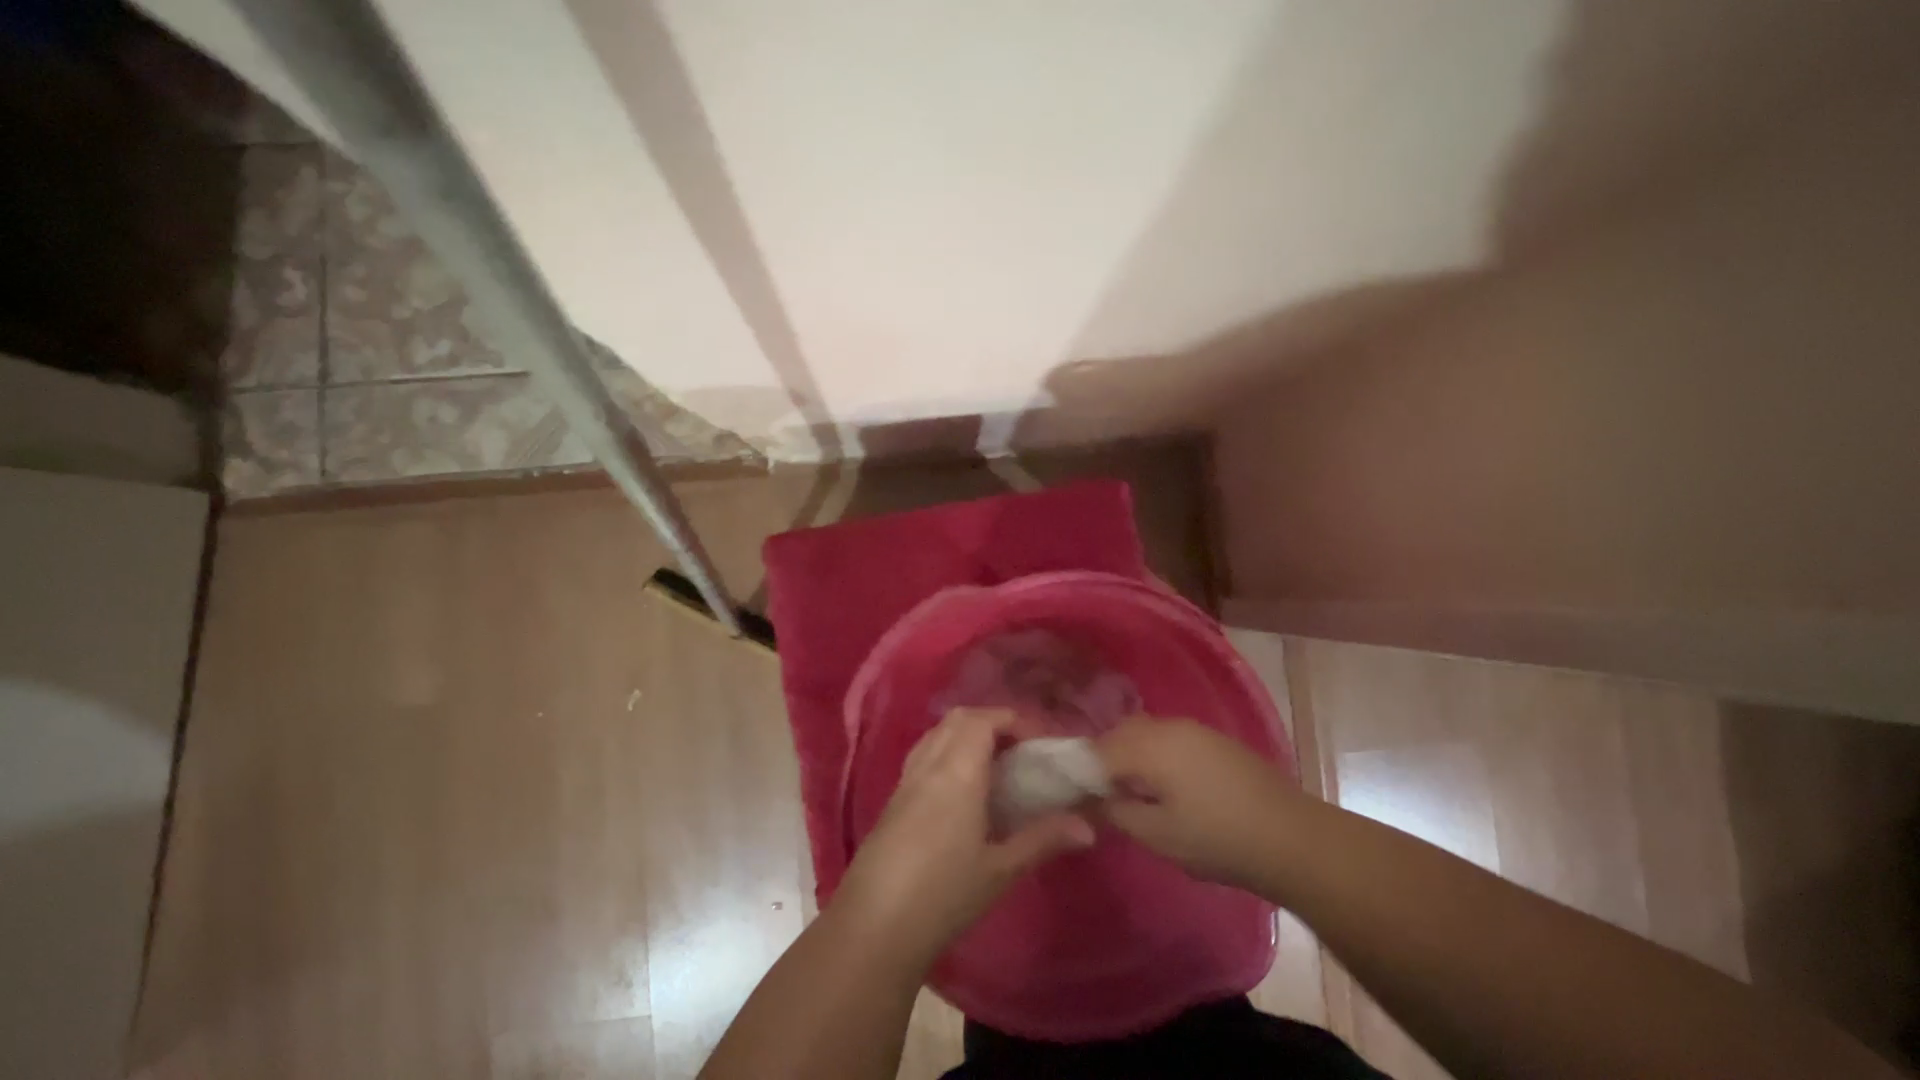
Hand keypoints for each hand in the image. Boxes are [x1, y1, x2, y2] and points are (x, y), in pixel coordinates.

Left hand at [835, 708, 1095, 964]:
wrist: (874, 927)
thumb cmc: (944, 894)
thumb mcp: (1001, 869)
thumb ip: (1043, 839)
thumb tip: (1088, 826)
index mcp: (957, 772)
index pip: (984, 720)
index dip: (1015, 721)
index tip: (1043, 743)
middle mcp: (927, 766)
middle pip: (958, 720)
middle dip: (993, 724)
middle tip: (1023, 752)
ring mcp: (905, 783)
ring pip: (936, 737)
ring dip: (967, 738)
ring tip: (998, 769)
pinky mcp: (892, 803)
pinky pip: (923, 759)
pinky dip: (948, 757)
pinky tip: (966, 795)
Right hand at [1096, 717, 1296, 887]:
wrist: (1292, 838)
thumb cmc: (1217, 838)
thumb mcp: (1156, 834)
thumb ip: (1114, 811)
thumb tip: (1088, 799)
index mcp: (1149, 744)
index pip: (1094, 750)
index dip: (1077, 773)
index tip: (1070, 800)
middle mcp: (1169, 726)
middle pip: (1118, 734)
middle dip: (1102, 761)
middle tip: (1099, 799)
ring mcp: (1196, 730)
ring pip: (1145, 735)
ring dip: (1129, 758)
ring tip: (1130, 797)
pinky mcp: (1215, 741)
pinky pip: (1169, 740)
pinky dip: (1154, 758)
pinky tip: (1163, 789)